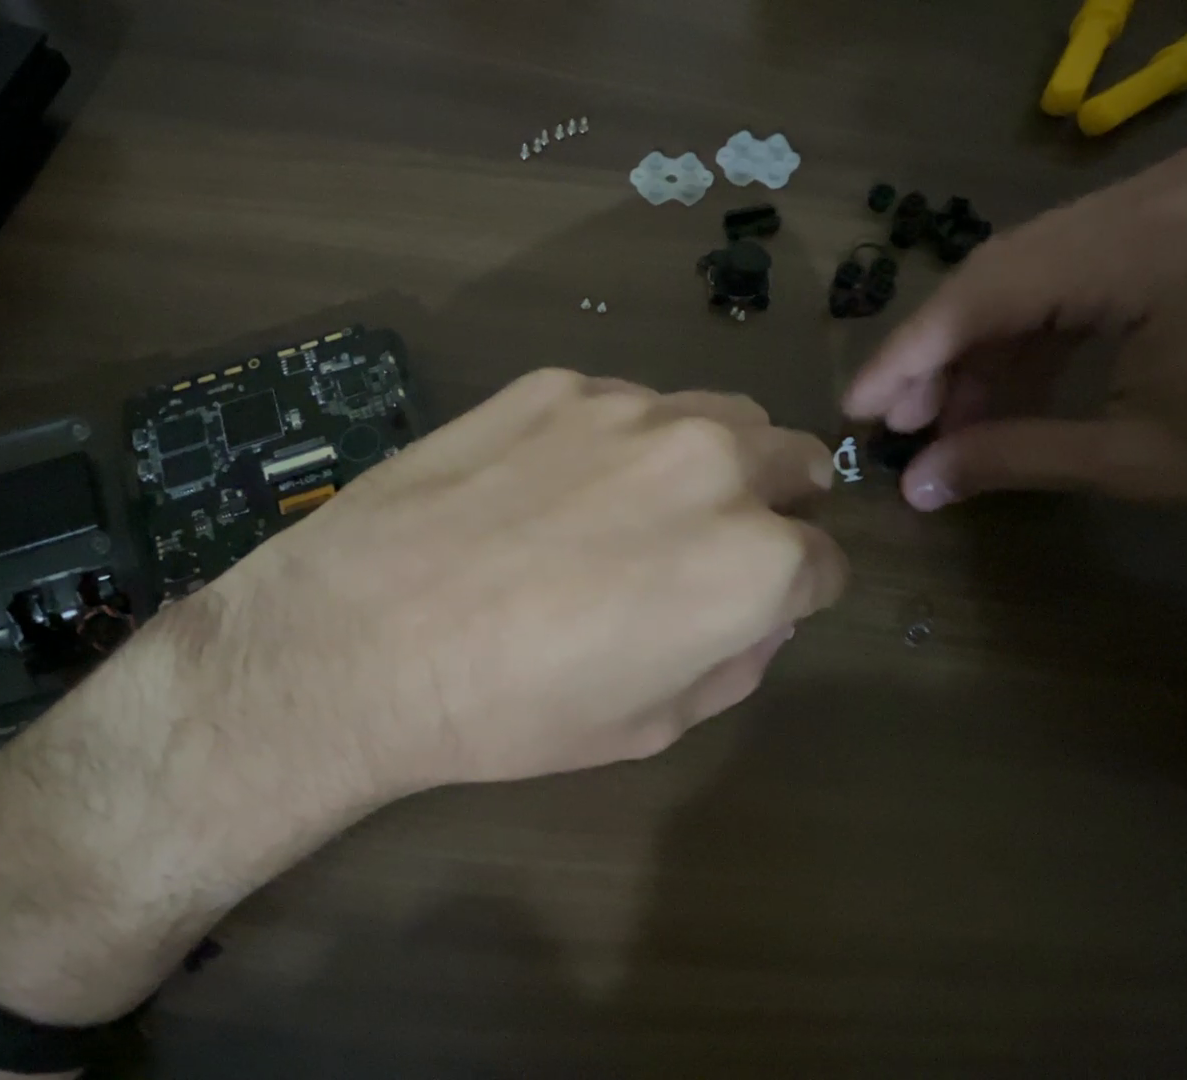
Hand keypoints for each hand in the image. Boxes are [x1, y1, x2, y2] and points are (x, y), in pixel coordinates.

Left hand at [203, 368, 846, 788]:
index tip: (769, 602)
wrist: (361, 638)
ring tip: (637, 505)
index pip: (825, 561)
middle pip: (792, 459)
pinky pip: (623, 405)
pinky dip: (619, 441)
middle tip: (715, 542)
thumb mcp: (649, 725)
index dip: (800, 590)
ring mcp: (629, 410)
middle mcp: (711, 462)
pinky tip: (550, 483)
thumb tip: (761, 616)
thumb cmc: (512, 708)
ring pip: (716, 416)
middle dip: (776, 502)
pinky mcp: (554, 383)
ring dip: (707, 459)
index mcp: (753, 561)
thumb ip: (734, 663)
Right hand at [843, 129, 1186, 541]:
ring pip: (1054, 258)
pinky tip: (1034, 376)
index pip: (984, 289)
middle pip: (1010, 266)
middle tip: (906, 426)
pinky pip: (1108, 252)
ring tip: (963, 416)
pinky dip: (1061, 318)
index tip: (854, 411)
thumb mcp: (1145, 464)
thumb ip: (1011, 459)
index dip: (906, 355)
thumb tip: (912, 489)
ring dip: (1001, 340)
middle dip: (948, 353)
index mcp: (1155, 242)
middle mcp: (1175, 183)